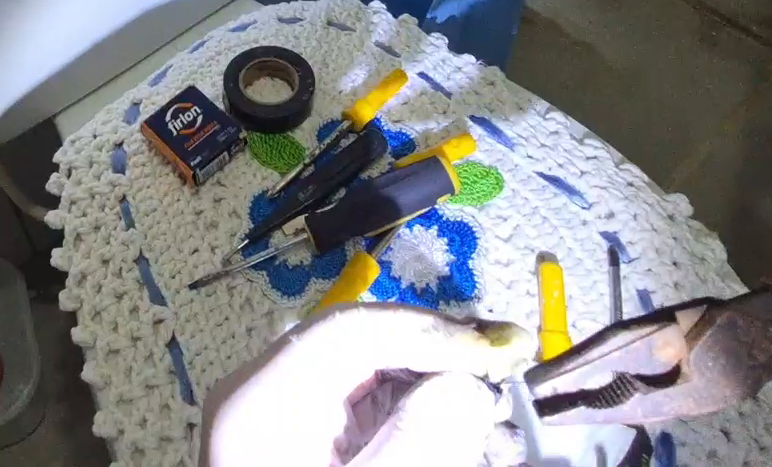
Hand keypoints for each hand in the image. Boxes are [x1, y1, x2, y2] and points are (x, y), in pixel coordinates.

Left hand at [199, 304, 529, 466]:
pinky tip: (459, 430)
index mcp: (261, 396)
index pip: (352, 331)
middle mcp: (264, 390)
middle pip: (360, 347)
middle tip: (509, 366)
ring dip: (433, 386)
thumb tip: (468, 383)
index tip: (506, 348)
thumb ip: (421, 440)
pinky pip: (363, 410)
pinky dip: (413, 418)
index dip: (431, 331)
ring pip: (368, 375)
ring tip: (493, 404)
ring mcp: (280, 415)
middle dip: (436, 356)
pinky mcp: (302, 441)